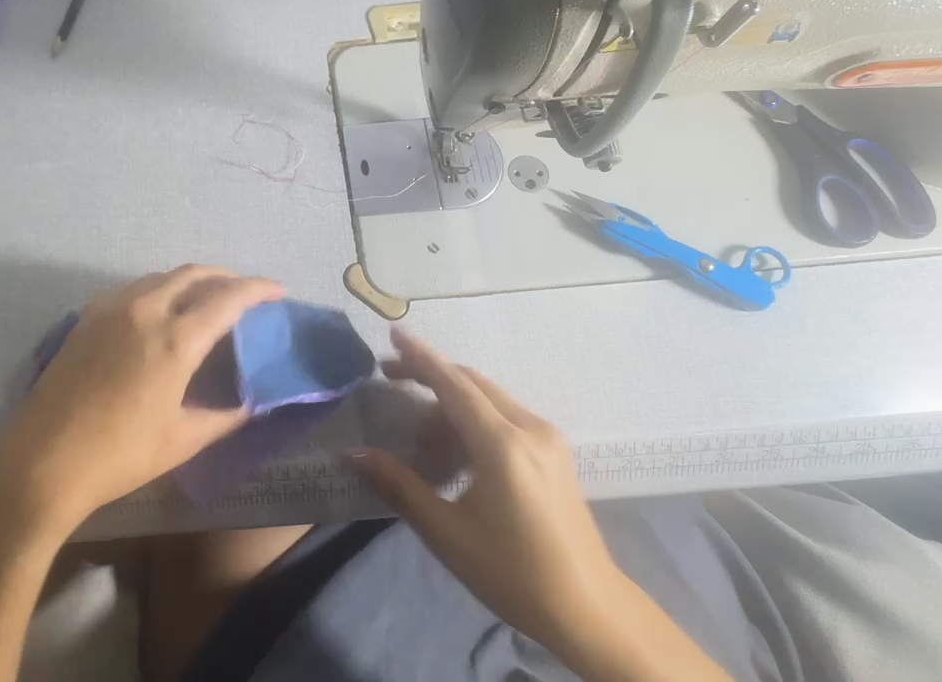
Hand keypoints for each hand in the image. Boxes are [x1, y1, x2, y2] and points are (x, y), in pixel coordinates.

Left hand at [0, 265, 284, 537]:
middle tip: (245, 295)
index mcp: (175, 339)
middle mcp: (145, 310)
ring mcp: (111, 309)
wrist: (42, 462)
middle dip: (226, 277)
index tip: (278, 292)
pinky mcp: (86, 317)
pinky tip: (160, 313)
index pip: (228, 297)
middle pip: (194, 274)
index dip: (258, 289)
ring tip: (206, 301)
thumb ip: (224, 415)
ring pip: (161, 277)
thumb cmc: (119, 456)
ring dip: (191, 281)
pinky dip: (158, 290)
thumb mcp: (182, 440)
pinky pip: (133, 289)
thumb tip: (251, 402)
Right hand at [351, 331, 729, 681]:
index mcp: (503, 445)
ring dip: (451, 403)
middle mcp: (530, 428)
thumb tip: (354, 454)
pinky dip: (474, 419)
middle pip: (472, 383)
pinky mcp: (555, 452)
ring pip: (489, 399)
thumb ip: (400, 485)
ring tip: (420, 438)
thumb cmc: (511, 573)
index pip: (454, 384)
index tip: (393, 332)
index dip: (420, 357)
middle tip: (390, 378)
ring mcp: (548, 438)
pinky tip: (456, 451)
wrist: (587, 608)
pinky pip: (506, 416)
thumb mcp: (446, 533)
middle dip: (430, 375)